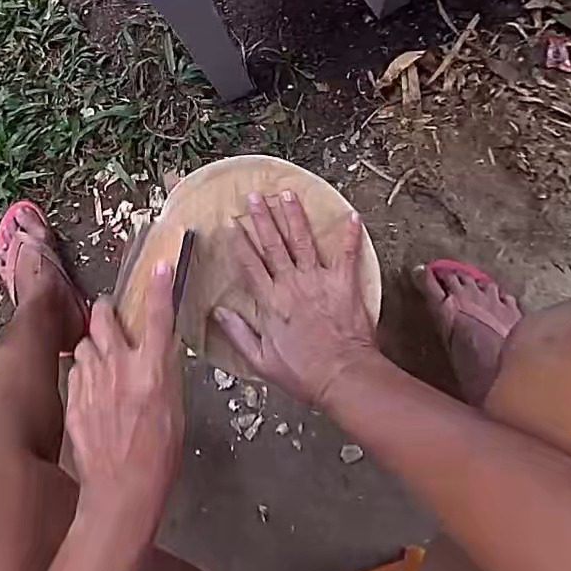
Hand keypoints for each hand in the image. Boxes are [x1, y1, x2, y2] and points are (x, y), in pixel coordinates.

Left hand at [65, 262, 183, 525]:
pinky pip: (76, 370)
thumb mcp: (175, 403)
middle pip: (105, 316)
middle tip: (111, 311)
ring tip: (102, 354)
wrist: (122, 492)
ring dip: (94, 342)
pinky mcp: (73, 399)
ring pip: (85, 341)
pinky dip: (83, 370)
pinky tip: (92, 384)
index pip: (158, 314)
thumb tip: (159, 345)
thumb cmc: (160, 451)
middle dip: (106, 309)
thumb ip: (164, 367)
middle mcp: (120, 366)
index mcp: (153, 366)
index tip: (161, 265)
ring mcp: (91, 381)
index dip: (160, 286)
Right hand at [210, 191, 378, 406]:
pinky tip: (351, 216)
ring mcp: (318, 280)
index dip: (240, 242)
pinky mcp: (343, 282)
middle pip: (273, 244)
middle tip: (254, 196)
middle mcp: (292, 284)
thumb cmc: (304, 373)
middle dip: (262, 217)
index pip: (250, 264)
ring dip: (294, 215)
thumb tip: (220, 313)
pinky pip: (346, 253)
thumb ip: (238, 334)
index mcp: (271, 301)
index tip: (232, 224)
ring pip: (302, 240)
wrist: (342, 376)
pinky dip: (350, 235)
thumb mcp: (261, 361)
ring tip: (287, 194)